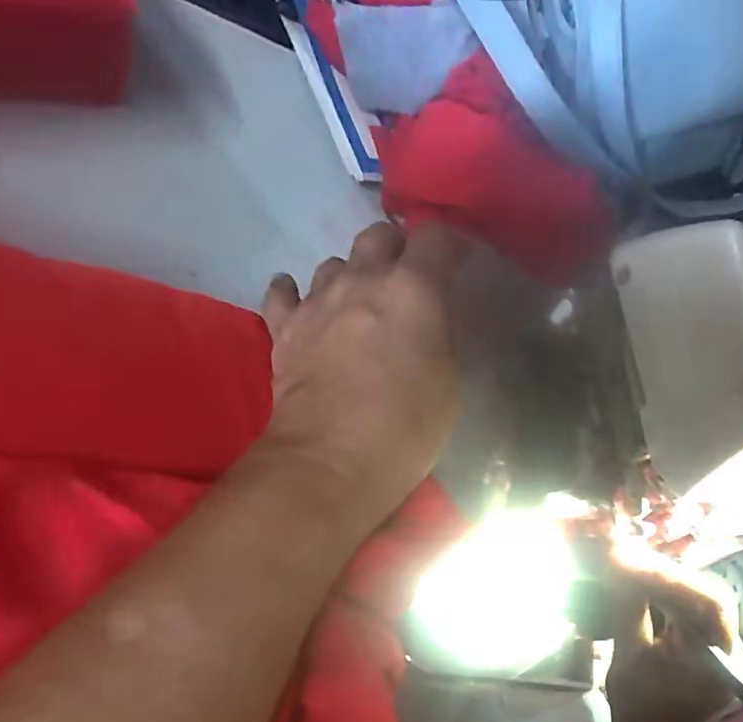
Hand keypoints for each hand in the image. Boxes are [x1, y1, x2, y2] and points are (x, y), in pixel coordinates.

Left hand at [257, 221, 467, 510]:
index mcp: (412, 290)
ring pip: (334, 263)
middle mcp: (362, 281)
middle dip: (396, 250)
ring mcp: (316, 302)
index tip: (459, 264)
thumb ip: (438, 340)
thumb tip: (426, 324)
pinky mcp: (284, 329)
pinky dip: (295, 294)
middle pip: (378, 237)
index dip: (452, 246)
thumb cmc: (403, 431)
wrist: (329, 463)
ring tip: (358, 304)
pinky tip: (303, 305)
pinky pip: (283, 293)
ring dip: (351, 276)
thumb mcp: (448, 386)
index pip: (436, 238)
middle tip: (407, 282)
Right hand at [602, 549, 739, 721]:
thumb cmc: (639, 709)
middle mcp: (731, 645)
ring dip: (663, 577)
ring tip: (627, 562)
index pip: (707, 602)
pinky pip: (691, 605)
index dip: (669, 576)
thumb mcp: (627, 660)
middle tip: (623, 554)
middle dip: (664, 572)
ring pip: (698, 594)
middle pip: (704, 593)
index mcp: (720, 660)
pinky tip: (640, 580)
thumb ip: (628, 610)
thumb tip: (619, 563)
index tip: (629, 559)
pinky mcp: (709, 637)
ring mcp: (723, 641)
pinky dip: (665, 590)